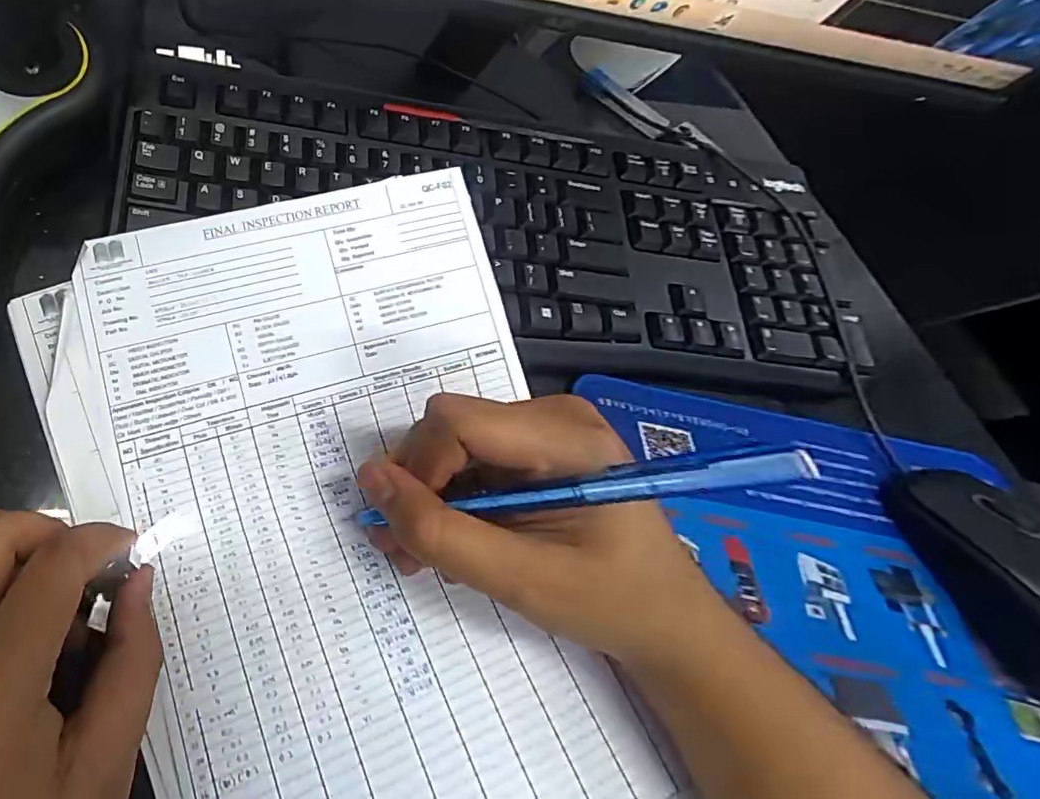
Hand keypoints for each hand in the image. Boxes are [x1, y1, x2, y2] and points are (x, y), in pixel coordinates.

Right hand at [357, 393, 724, 666]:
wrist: (669, 624)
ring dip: (426, 496)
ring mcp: (541, 427)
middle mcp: (552, 415)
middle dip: (417, 486)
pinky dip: (446, 496)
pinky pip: (466, 456)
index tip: (405, 526)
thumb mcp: (522, 580)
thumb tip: (371, 481)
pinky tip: (447, 535)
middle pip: (449, 427)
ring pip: (449, 442)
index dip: (418, 469)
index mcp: (569, 436)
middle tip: (402, 547)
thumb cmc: (612, 604)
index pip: (459, 422)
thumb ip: (440, 532)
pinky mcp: (530, 446)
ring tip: (418, 550)